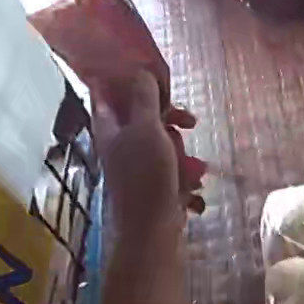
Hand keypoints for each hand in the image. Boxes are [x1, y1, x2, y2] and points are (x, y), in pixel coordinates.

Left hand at [87, 71, 208, 240]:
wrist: (152, 233)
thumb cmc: (146, 178)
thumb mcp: (146, 129)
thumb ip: (144, 98)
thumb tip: (141, 71)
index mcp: (109, 129)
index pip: (105, 92)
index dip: (123, 77)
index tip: (147, 70)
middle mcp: (118, 147)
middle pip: (141, 118)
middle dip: (168, 118)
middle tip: (189, 121)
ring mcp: (135, 169)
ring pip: (160, 145)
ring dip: (182, 151)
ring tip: (197, 166)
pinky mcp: (152, 189)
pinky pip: (170, 172)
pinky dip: (184, 177)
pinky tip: (195, 187)